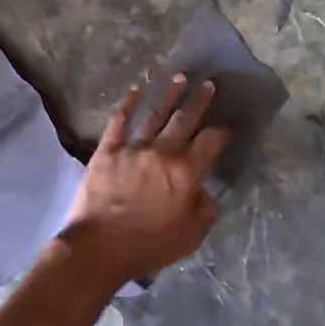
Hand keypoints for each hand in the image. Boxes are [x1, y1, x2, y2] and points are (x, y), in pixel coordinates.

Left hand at [60, 75, 230, 284]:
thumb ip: (205, 210)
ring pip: (155, 114)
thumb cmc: (149, 246)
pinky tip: (136, 90)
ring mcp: (133, 149)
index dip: (220, 133)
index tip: (225, 127)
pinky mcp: (107, 151)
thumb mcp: (191, 235)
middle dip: (199, 101)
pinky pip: (120, 121)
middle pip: (185, 120)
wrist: (100, 247)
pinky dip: (129, 104)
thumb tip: (205, 192)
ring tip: (179, 78)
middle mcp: (163, 153)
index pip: (210, 142)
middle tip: (208, 85)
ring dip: (169, 94)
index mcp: (187, 173)